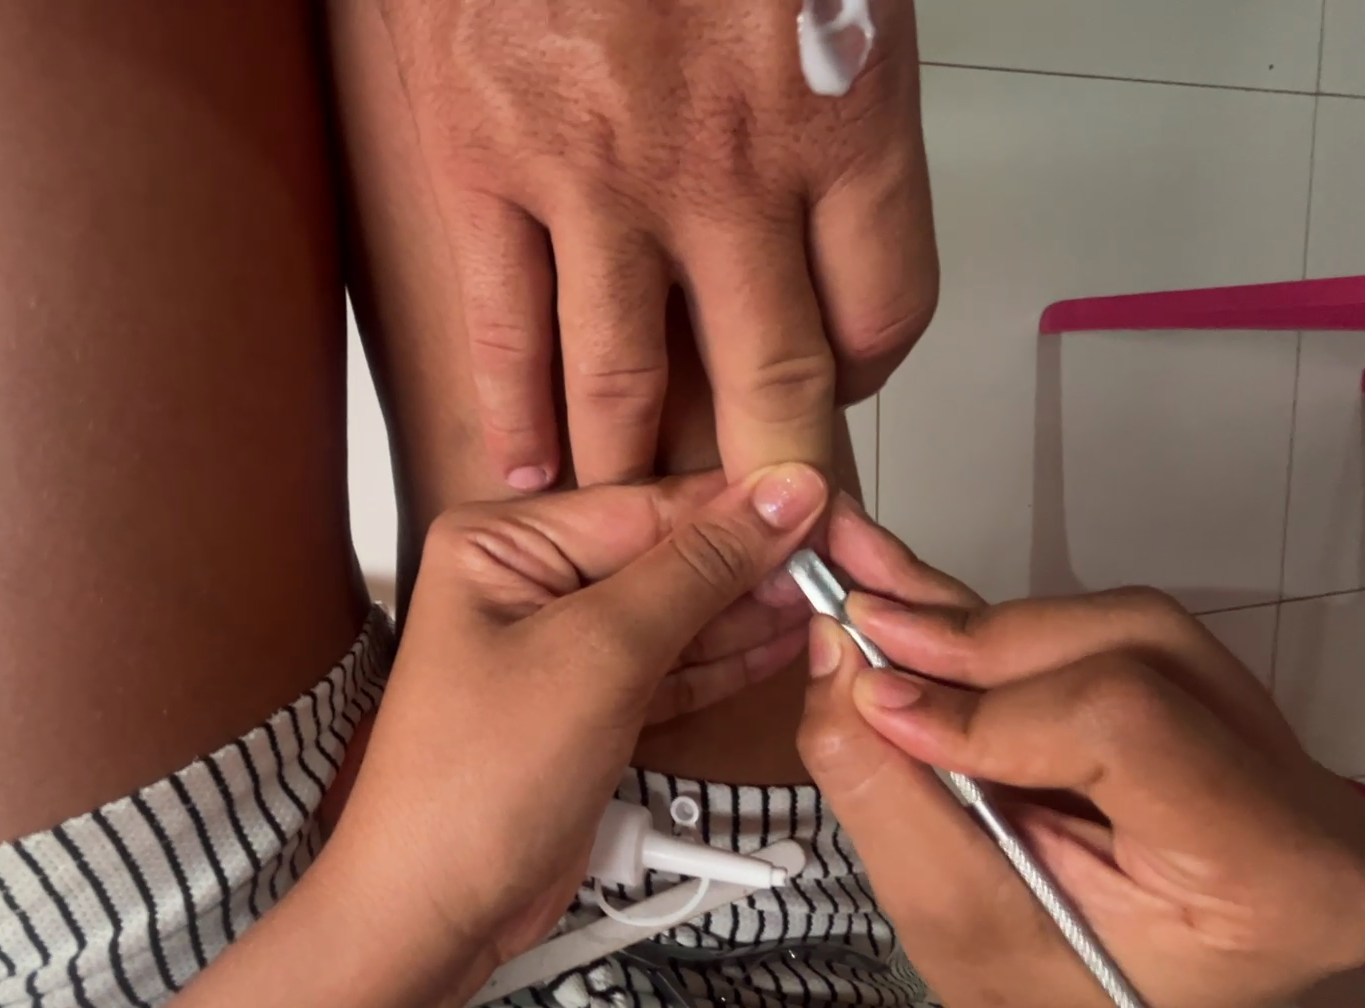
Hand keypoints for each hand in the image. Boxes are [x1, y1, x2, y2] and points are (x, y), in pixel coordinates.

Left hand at [331, 463, 827, 962]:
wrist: (437, 909)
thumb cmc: (478, 778)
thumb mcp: (599, 652)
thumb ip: (694, 570)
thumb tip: (776, 495)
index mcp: (500, 542)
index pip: (641, 506)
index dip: (737, 509)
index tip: (822, 503)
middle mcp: (525, 582)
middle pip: (659, 557)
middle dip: (745, 566)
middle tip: (836, 564)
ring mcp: (558, 644)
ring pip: (670, 613)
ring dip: (743, 612)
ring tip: (823, 599)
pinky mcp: (587, 700)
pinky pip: (665, 665)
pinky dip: (719, 660)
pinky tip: (778, 642)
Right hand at [374, 0, 935, 489]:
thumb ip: (837, 115)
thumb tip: (814, 243)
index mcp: (833, 111)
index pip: (878, 310)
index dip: (857, 386)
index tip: (830, 407)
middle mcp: (721, 170)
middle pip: (766, 378)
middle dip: (763, 475)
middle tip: (758, 539)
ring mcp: (595, 183)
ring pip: (622, 381)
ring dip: (628, 466)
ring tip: (623, 511)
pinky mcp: (486, 174)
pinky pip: (507, 332)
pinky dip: (516, 415)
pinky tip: (527, 468)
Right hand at [790, 498, 1364, 1007]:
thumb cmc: (1024, 996)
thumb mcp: (936, 905)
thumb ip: (873, 775)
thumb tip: (834, 644)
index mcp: (1279, 877)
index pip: (1126, 725)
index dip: (985, 706)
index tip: (876, 704)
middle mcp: (1303, 795)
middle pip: (1130, 647)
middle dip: (974, 641)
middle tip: (863, 626)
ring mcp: (1263, 743)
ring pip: (1107, 624)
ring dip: (972, 624)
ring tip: (871, 609)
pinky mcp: (1201, 710)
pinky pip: (1089, 634)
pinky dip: (983, 613)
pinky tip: (903, 581)